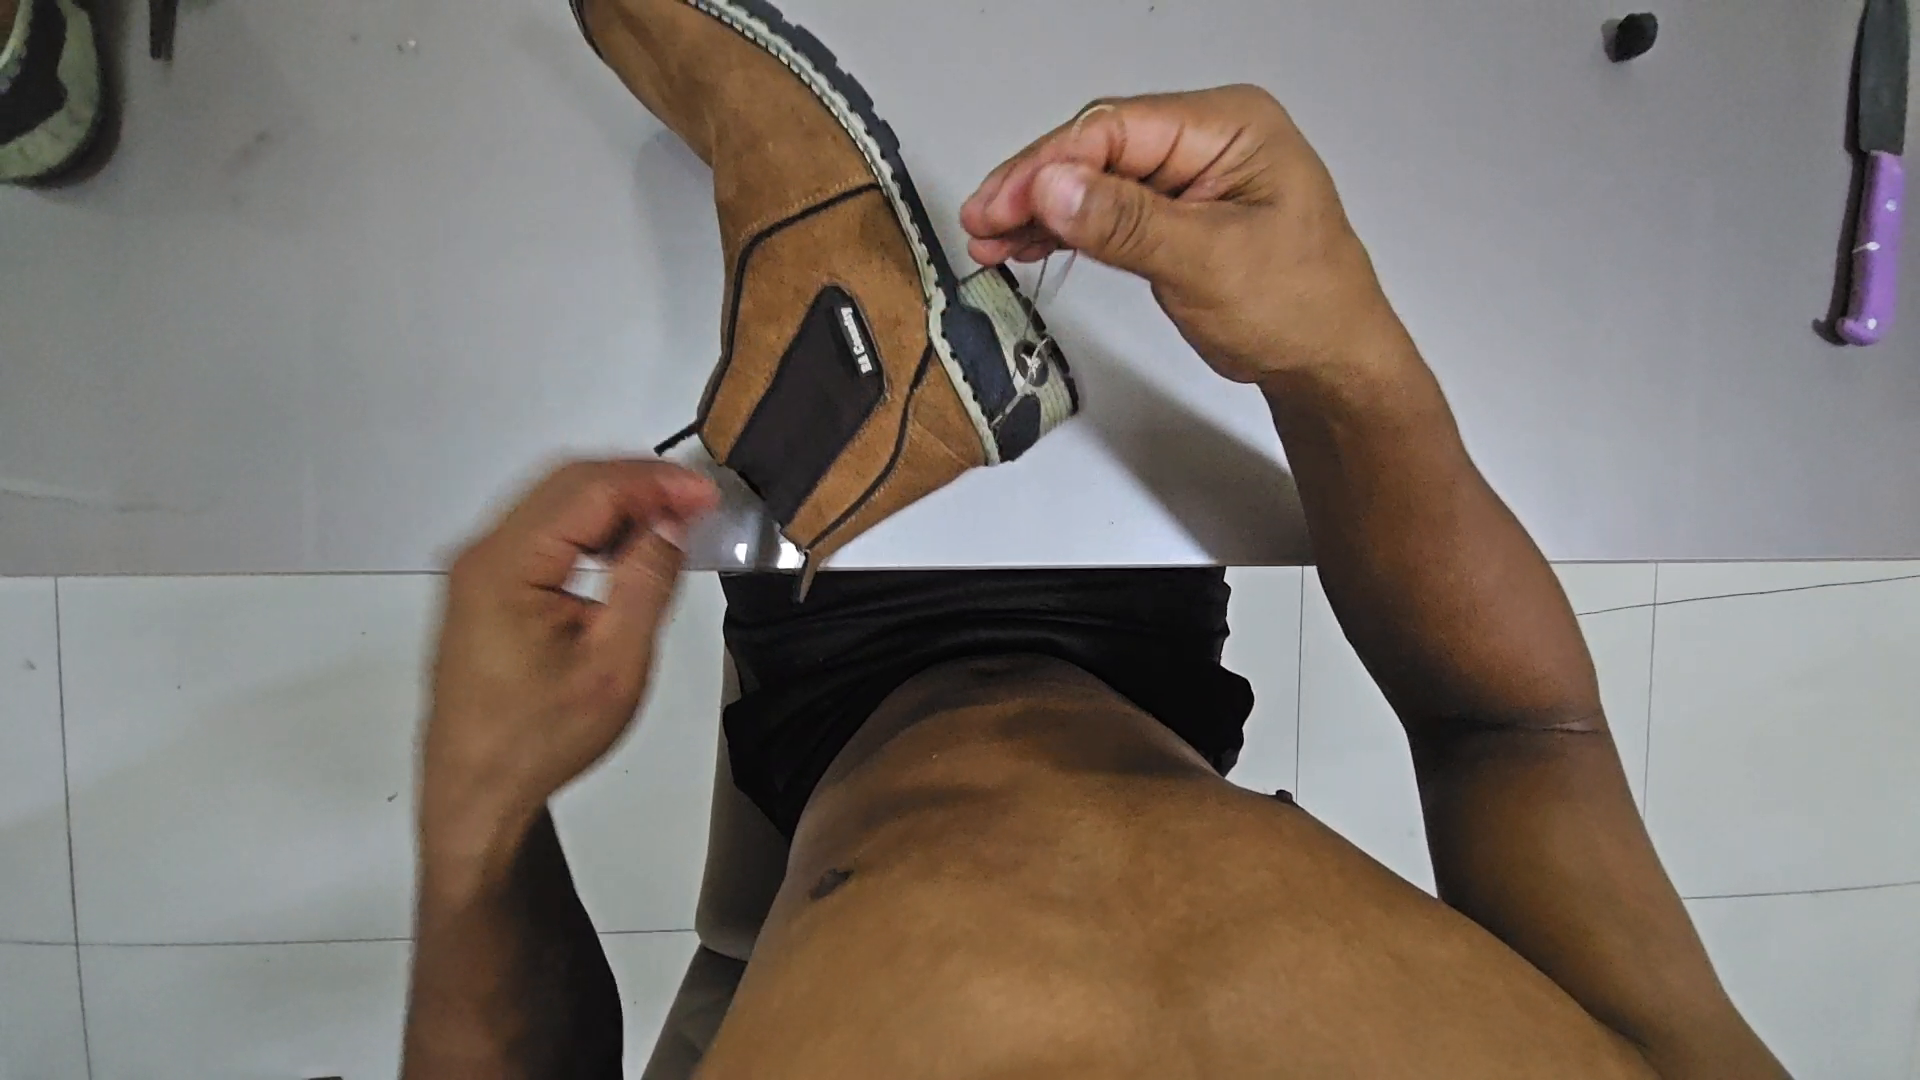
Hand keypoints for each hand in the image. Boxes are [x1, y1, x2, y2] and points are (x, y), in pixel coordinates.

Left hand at [421, 460, 718, 876]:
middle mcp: (483, 552)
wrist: (477, 793)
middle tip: (698, 502)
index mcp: (505, 566)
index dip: (654, 482)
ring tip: (675, 519)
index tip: (708, 495)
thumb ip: (646, 583)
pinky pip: (547, 531)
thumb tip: (672, 523)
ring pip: (556, 501)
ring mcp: (479, 567)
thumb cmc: (545, 738)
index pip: (589, 491)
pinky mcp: (487, 585)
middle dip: (640, 482)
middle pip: (568, 483)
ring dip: (619, 500)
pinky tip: (629, 546)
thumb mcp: (614, 665)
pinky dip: (595, 525)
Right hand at [960, 85, 1397, 384]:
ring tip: (988, 240)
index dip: (1049, 166)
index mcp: (1225, 128)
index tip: (1001, 204)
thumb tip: (1052, 187)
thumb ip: (1127, 223)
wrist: (1322, 358)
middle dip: (1034, 186)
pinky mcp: (1170, 221)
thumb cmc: (1296, 305)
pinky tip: (1027, 245)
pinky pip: (1106, 216)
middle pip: (1096, 152)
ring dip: (1039, 211)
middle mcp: (1201, 144)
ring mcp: (1184, 183)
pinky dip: (1065, 232)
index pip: (1115, 130)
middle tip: (980, 221)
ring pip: (1094, 185)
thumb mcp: (1209, 260)